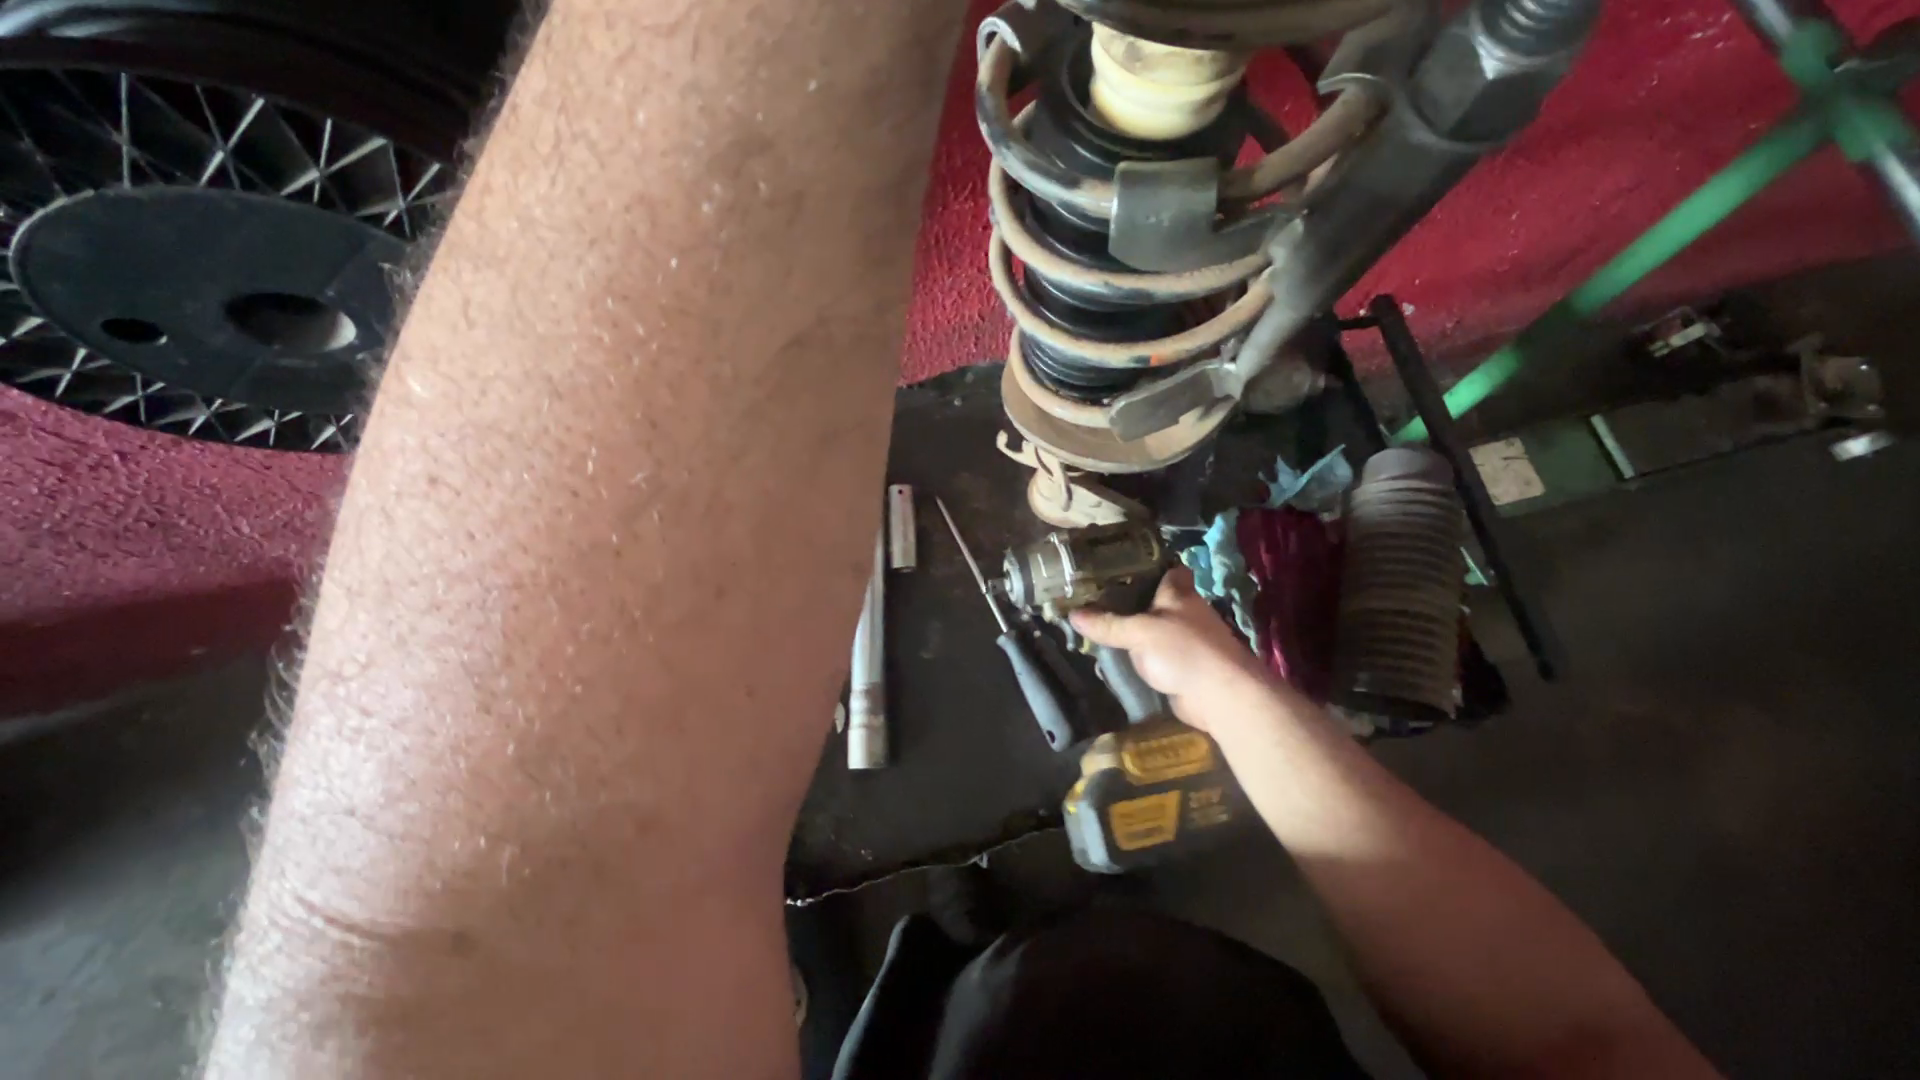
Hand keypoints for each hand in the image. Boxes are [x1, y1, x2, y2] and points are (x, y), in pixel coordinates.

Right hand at [1069, 568, 1268, 734]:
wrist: (1220, 696)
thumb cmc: (1184, 650)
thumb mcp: (1140, 632)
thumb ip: (1108, 624)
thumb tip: (1072, 614)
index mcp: (1180, 594)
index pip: (1169, 569)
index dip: (1149, 565)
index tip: (1121, 563)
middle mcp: (1185, 613)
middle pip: (1157, 601)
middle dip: (1131, 600)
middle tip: (1094, 598)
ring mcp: (1185, 642)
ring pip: (1154, 630)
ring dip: (1133, 631)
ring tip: (1096, 626)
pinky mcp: (1182, 667)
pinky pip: (1154, 656)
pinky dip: (1139, 656)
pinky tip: (1116, 657)